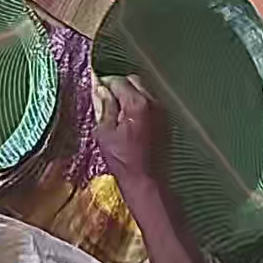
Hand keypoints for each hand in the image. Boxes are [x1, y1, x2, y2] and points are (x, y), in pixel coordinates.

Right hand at [93, 75, 168, 198]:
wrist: (147, 181)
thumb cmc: (123, 160)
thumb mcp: (105, 133)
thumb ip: (103, 107)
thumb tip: (99, 89)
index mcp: (137, 104)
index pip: (118, 81)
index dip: (104, 84)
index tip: (95, 91)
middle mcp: (154, 102)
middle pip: (134, 81)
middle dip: (119, 86)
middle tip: (105, 99)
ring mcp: (163, 112)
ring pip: (144, 91)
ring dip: (130, 95)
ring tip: (117, 111)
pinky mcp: (166, 121)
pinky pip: (151, 103)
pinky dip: (139, 105)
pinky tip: (130, 120)